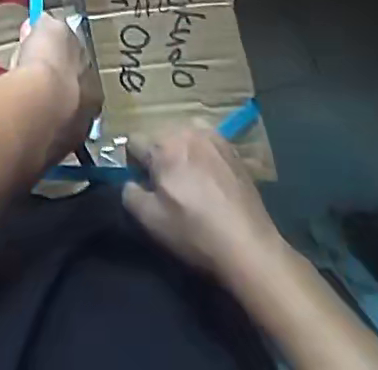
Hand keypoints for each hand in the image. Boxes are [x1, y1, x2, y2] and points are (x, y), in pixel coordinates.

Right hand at [12, 12, 100, 156]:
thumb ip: (50, 27)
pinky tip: (12, 112)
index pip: (78, 68)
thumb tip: (42, 24)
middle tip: (28, 71)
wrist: (34, 109)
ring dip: (36, 103)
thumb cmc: (49, 65)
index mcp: (93, 84)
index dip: (59, 56)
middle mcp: (86, 114)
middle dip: (50, 82)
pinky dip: (24, 120)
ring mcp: (65, 138)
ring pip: (50, 115)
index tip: (41, 49)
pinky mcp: (42, 153)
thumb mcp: (51, 30)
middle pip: (66, 94)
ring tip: (16, 93)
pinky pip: (33, 129)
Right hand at [122, 123, 282, 280]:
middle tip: (168, 185)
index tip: (145, 185)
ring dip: (180, 151)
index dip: (134, 164)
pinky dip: (201, 154)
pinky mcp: (233, 148)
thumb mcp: (149, 219)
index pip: (133, 142)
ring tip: (190, 180)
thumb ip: (128, 192)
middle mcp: (187, 131)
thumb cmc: (194, 231)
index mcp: (163, 146)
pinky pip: (205, 142)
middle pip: (158, 135)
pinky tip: (211, 179)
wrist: (249, 246)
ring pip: (183, 136)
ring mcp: (213, 137)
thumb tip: (131, 181)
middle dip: (158, 155)